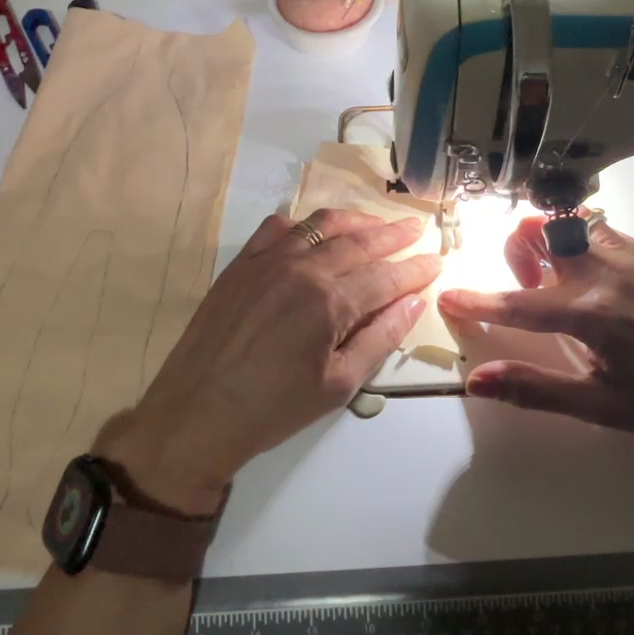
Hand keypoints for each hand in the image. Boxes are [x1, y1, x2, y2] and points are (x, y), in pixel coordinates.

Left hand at [102, 210, 440, 513]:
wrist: (196, 413)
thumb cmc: (274, 409)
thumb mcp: (339, 385)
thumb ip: (380, 338)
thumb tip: (414, 302)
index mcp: (330, 302)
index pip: (387, 276)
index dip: (416, 268)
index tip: (437, 260)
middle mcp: (303, 269)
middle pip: (359, 241)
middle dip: (393, 234)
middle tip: (416, 228)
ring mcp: (268, 261)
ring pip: (321, 224)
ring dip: (354, 220)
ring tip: (375, 223)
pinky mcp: (241, 264)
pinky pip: (276, 228)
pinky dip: (302, 224)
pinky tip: (314, 231)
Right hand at [438, 216, 633, 452]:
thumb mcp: (597, 405)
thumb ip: (533, 387)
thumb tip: (477, 382)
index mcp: (591, 313)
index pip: (517, 303)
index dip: (477, 300)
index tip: (448, 296)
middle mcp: (608, 272)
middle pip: (540, 231)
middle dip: (518, 250)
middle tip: (526, 284)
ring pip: (570, 224)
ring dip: (549, 243)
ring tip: (560, 282)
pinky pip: (601, 232)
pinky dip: (581, 245)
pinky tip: (596, 283)